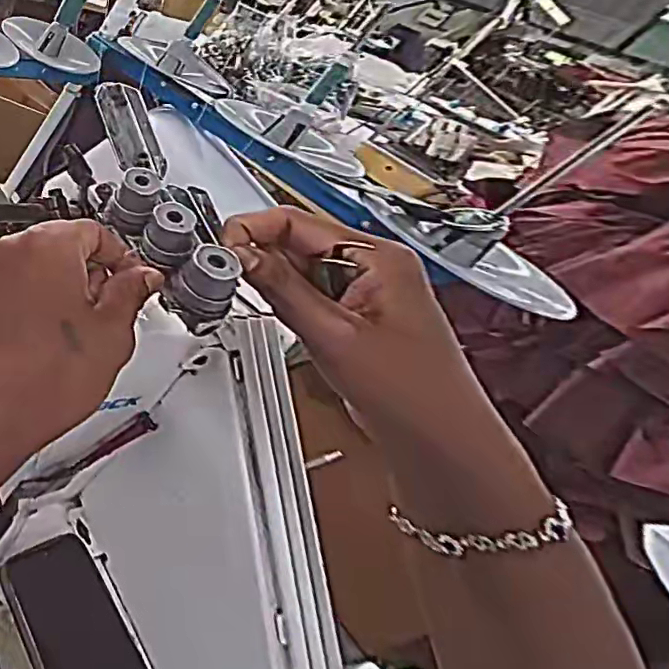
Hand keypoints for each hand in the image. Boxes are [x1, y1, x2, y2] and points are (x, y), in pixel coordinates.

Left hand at [0, 220, 162, 493]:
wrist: (4, 408)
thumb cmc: (48, 374)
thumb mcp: (113, 328)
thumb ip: (132, 290)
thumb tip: (142, 276)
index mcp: (49, 243)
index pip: (97, 230)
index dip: (123, 257)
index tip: (134, 278)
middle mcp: (18, 248)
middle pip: (70, 240)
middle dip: (96, 269)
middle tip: (116, 301)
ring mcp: (0, 270)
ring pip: (49, 259)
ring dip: (73, 280)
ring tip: (89, 321)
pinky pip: (29, 277)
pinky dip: (49, 292)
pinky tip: (65, 327)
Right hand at [219, 208, 504, 457]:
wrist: (445, 449)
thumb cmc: (416, 396)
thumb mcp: (332, 334)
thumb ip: (280, 287)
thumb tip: (241, 253)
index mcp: (378, 257)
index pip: (296, 220)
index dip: (252, 229)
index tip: (222, 248)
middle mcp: (372, 265)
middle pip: (295, 239)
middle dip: (259, 256)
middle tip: (229, 275)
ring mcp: (363, 288)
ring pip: (297, 266)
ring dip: (272, 280)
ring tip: (261, 303)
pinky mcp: (352, 312)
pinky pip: (307, 290)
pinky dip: (286, 299)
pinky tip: (283, 319)